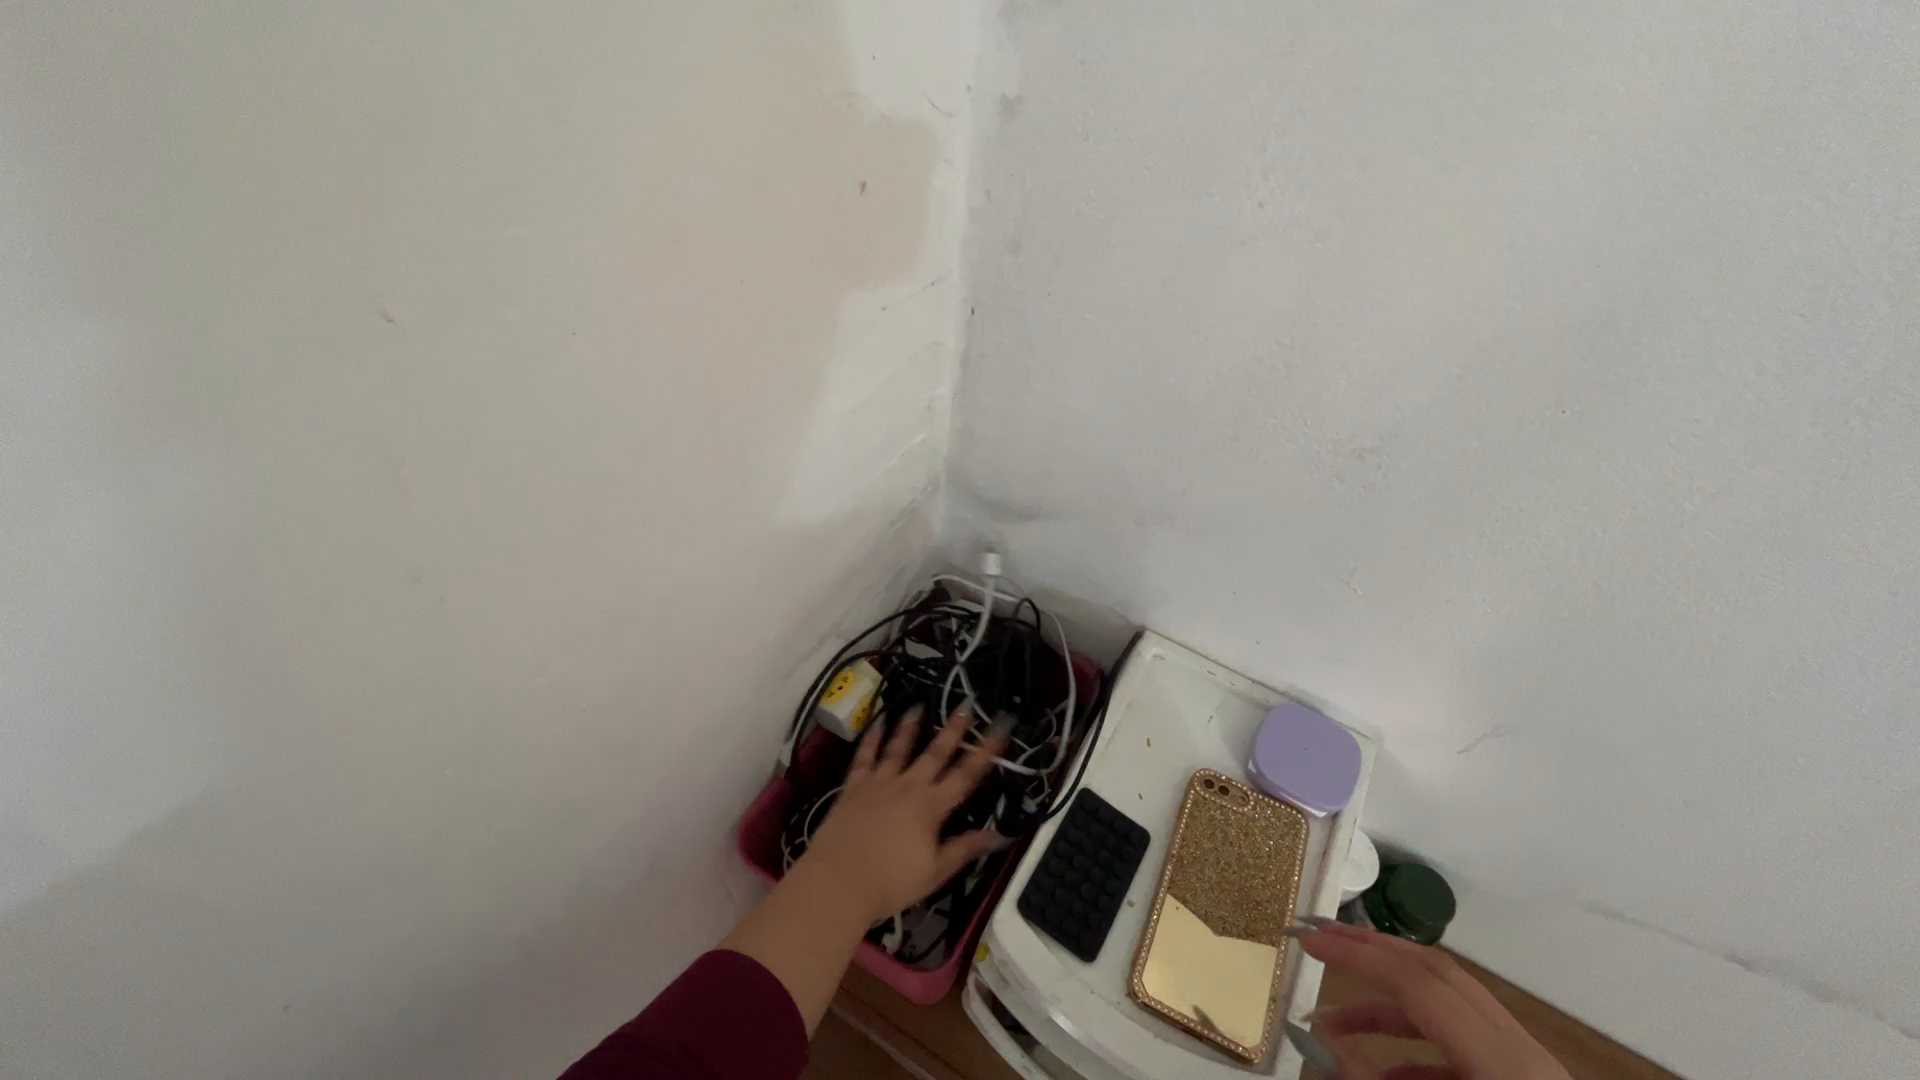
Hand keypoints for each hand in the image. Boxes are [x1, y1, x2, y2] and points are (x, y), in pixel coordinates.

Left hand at [797, 706, 1009, 923]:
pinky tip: (876, 723)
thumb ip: (965, 849)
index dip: (984, 752)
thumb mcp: (935, 872)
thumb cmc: (890, 882)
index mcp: (931, 807)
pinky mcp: (853, 787)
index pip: (965, 776)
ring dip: (910, 727)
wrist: (838, 881)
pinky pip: (865, 757)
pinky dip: (872, 738)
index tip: (998, 729)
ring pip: (898, 748)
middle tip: (964, 706)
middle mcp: (908, 786)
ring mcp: (879, 783)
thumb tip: (1000, 835)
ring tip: (918, 705)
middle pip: (934, 754)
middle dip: (952, 730)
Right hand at [1293, 920, 1573, 1079]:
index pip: (1420, 985)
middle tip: (1318, 939)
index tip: (1307, 943)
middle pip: (1438, 975)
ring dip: (1386, 1006)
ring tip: (1330, 1023)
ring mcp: (1528, 1069)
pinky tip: (1375, 1075)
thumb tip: (1315, 1035)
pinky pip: (1462, 1050)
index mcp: (1505, 1064)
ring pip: (1450, 1008)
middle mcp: (1523, 1053)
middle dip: (1373, 952)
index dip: (1360, 958)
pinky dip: (1412, 1051)